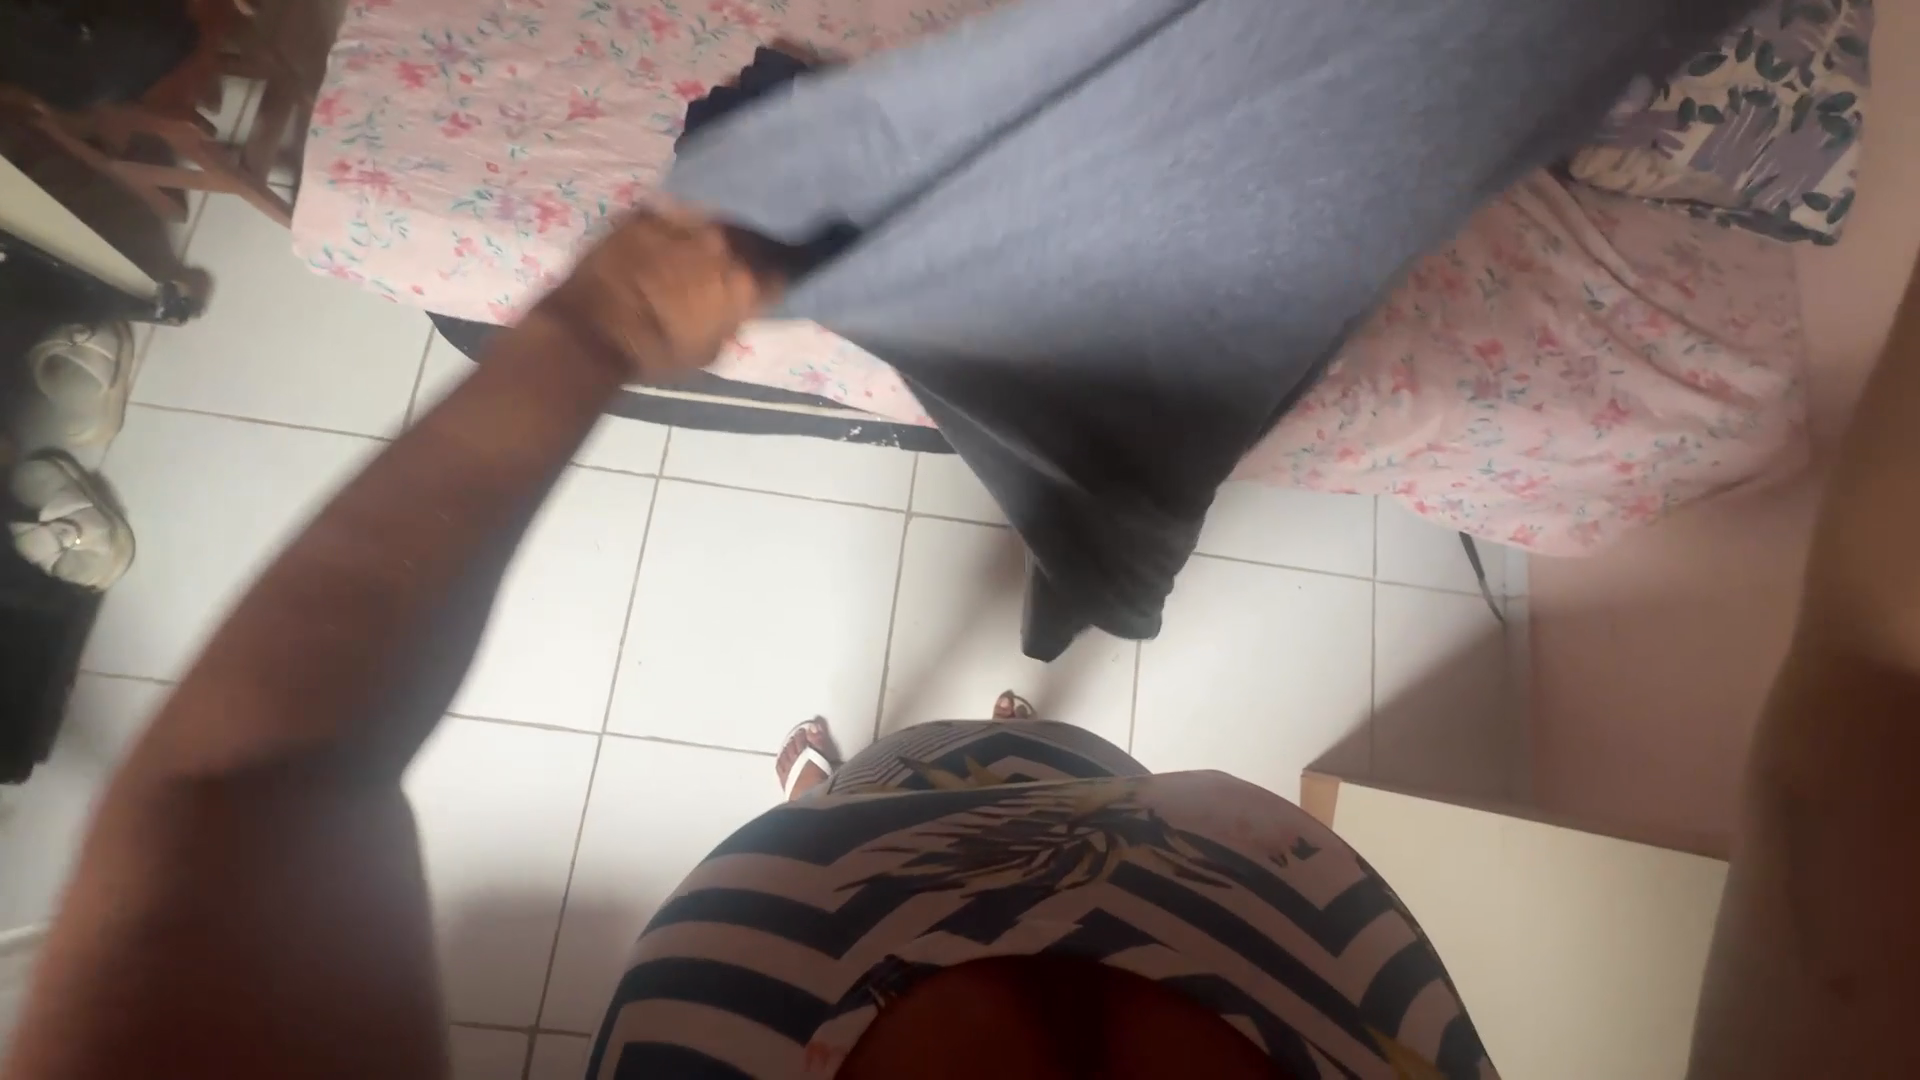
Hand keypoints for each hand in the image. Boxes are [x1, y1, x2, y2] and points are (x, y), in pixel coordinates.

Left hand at [537, 206, 776, 383]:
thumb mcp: (712, 350)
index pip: (779, 275)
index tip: (772, 287)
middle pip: (750, 241)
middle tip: (743, 266)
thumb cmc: (657, 353)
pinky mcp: (647, 212)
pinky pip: (675, 216)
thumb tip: (740, 308)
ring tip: (710, 251)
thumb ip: (734, 321)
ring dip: (716, 238)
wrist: (592, 329)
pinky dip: (678, 229)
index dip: (777, 282)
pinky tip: (672, 242)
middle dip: (751, 253)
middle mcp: (722, 244)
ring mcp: (683, 221)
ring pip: (715, 223)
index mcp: (745, 282)